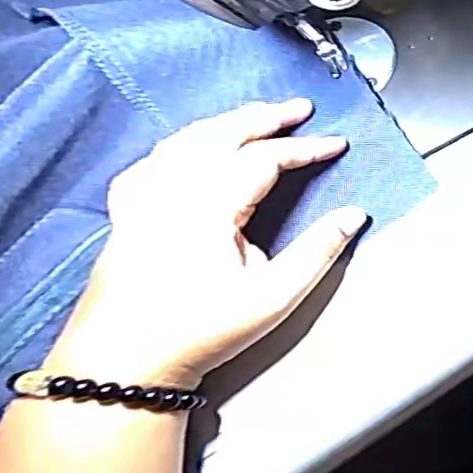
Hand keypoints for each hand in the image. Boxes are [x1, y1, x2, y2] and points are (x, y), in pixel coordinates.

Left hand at [43, 99, 368, 389]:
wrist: (120, 364)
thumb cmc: (199, 330)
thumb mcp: (274, 296)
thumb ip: (318, 250)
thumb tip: (352, 215)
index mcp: (205, 209)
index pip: (262, 159)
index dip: (305, 148)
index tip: (337, 144)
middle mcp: (167, 195)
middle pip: (217, 136)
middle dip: (262, 117)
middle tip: (298, 108)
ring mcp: (140, 203)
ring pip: (182, 142)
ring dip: (224, 124)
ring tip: (255, 117)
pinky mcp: (126, 217)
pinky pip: (152, 162)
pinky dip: (181, 144)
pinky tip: (189, 148)